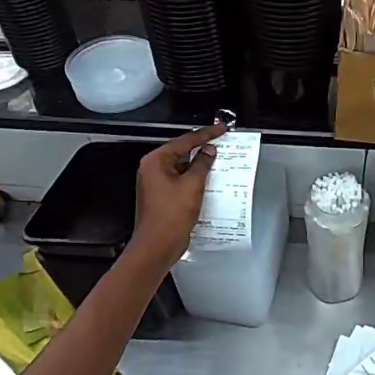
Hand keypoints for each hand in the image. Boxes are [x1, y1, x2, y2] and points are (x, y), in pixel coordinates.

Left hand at [128, 124, 225, 268]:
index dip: (205, 134)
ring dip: (198, 167)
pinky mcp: (161, 196)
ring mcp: (155, 183)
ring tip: (219, 162)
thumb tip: (208, 152)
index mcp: (156, 161)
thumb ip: (202, 164)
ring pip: (181, 168)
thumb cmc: (170, 216)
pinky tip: (209, 182)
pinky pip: (179, 181)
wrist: (157, 245)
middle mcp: (152, 169)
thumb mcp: (192, 185)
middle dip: (201, 150)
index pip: (184, 141)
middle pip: (180, 152)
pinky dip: (193, 180)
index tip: (220, 129)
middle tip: (221, 144)